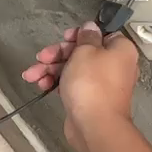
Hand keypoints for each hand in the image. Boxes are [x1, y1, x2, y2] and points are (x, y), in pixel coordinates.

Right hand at [21, 21, 140, 136]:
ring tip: (32, 75)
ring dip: (50, 68)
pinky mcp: (88, 97)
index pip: (100, 34)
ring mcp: (100, 83)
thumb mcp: (85, 51)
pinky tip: (40, 84)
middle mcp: (113, 65)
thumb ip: (86, 36)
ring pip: (72, 68)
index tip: (64, 38)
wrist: (94, 124)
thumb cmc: (92, 83)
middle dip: (57, 54)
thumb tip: (90, 27)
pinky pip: (71, 83)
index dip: (79, 35)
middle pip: (82, 51)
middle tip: (42, 57)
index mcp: (119, 50)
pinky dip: (55, 82)